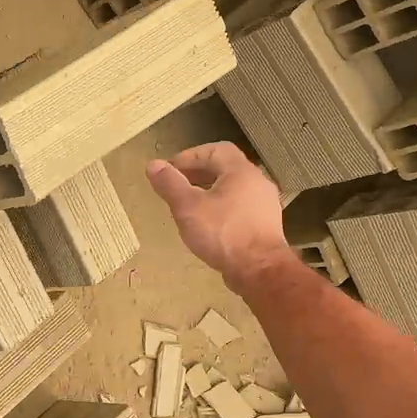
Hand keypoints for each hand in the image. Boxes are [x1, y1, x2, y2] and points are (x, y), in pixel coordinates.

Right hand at [147, 142, 293, 290]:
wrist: (259, 268)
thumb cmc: (222, 233)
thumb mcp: (187, 207)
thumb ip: (170, 184)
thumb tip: (153, 165)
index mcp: (240, 171)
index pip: (215, 149)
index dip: (190, 155)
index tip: (170, 169)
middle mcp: (256, 181)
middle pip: (225, 167)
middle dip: (197, 172)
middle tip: (175, 185)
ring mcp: (263, 203)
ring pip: (232, 187)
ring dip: (208, 190)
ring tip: (187, 204)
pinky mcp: (264, 223)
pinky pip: (239, 205)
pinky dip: (220, 205)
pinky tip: (207, 222)